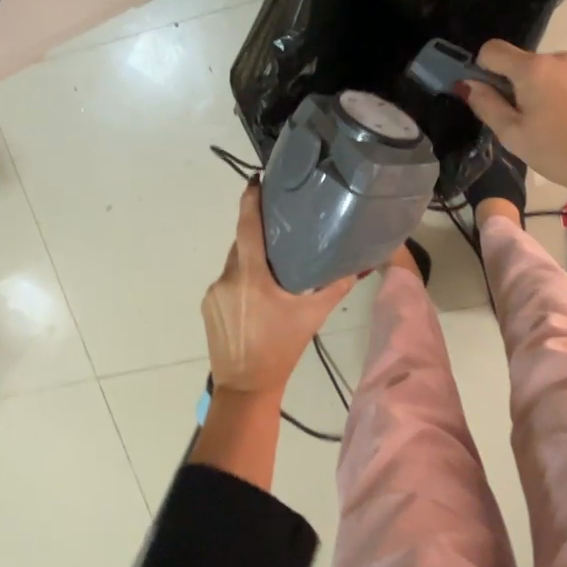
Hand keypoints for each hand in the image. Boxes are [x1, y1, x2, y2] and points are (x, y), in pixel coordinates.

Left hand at [202, 183, 356, 397]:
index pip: (247, 226)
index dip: (250, 199)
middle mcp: (227, 277)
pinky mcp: (207, 306)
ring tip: (273, 266)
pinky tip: (256, 295)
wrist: (245, 387)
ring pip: (233, 263)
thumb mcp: (311, 317)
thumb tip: (359, 265)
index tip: (256, 179)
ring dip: (250, 261)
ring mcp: (213, 292)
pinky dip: (240, 280)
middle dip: (256, 234)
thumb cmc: (280, 348)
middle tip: (278, 225)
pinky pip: (226, 282)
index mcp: (250, 275)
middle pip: (240, 243)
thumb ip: (334, 287)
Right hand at [460, 40, 566, 196]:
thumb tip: (468, 83)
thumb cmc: (558, 154)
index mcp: (532, 69)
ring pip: (550, 71)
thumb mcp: (512, 135)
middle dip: (518, 84)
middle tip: (526, 120)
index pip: (492, 49)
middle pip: (524, 62)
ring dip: (544, 88)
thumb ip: (485, 104)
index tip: (492, 94)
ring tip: (556, 123)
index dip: (484, 68)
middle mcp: (559, 58)